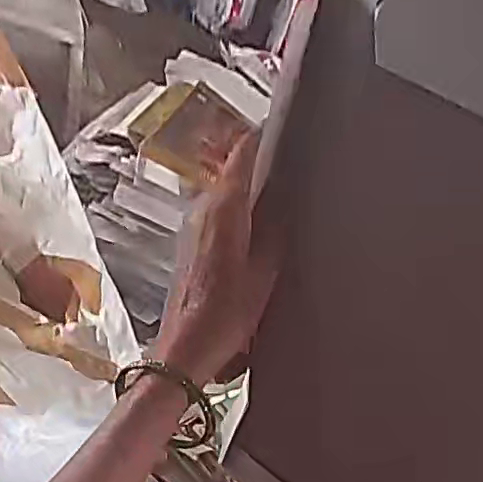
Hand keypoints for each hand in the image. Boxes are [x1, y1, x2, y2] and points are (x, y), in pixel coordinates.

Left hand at [153, 132, 282, 384]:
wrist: (185, 351)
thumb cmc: (223, 318)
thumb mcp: (263, 277)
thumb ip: (277, 235)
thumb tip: (288, 203)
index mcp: (223, 210)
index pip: (243, 153)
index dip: (266, 137)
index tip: (292, 130)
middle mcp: (203, 211)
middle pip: (234, 171)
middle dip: (263, 164)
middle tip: (297, 167)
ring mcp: (194, 230)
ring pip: (227, 195)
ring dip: (252, 192)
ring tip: (284, 199)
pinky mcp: (192, 251)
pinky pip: (221, 218)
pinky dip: (241, 214)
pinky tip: (260, 233)